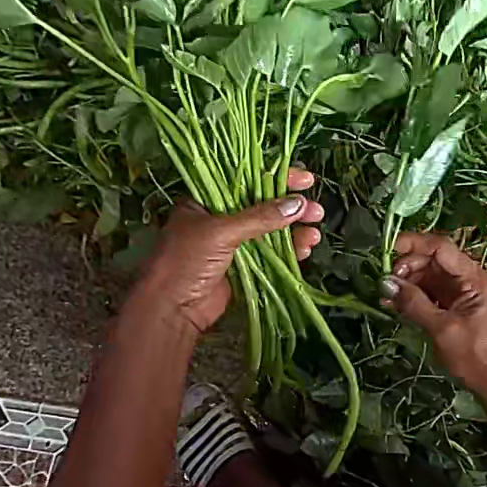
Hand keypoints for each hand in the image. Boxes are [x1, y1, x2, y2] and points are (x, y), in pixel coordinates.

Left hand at [128, 167, 324, 336]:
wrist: (170, 309)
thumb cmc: (185, 261)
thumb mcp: (221, 231)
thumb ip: (260, 217)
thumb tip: (298, 203)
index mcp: (208, 199)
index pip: (248, 179)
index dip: (278, 177)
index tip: (306, 179)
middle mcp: (222, 216)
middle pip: (265, 205)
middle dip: (292, 208)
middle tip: (316, 211)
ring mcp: (234, 242)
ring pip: (272, 230)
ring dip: (294, 231)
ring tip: (314, 235)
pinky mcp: (244, 265)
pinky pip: (272, 253)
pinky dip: (289, 251)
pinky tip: (305, 250)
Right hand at [381, 232, 486, 411]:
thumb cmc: (474, 355)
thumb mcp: (442, 329)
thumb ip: (414, 303)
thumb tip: (385, 283)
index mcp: (474, 278)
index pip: (442, 247)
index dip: (414, 243)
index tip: (388, 249)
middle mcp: (469, 279)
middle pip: (433, 260)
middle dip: (407, 266)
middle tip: (386, 282)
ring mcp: (462, 293)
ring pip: (429, 276)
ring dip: (407, 282)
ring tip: (386, 296)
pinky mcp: (454, 306)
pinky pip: (430, 292)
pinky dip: (413, 295)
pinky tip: (395, 303)